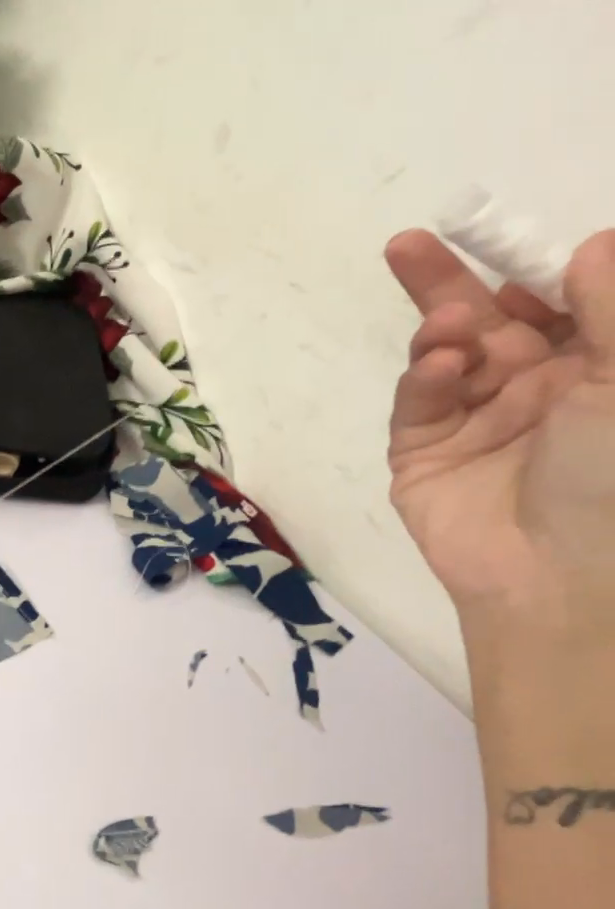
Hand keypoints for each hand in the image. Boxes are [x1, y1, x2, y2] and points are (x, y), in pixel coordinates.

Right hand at [384, 229, 614, 617]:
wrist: (567, 574)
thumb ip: (613, 314)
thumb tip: (586, 248)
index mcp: (600, 369)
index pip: (562, 304)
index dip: (537, 269)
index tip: (508, 239)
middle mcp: (540, 387)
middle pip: (490, 320)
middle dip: (451, 281)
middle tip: (410, 243)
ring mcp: (476, 419)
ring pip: (448, 357)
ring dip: (443, 333)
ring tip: (445, 325)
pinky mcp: (423, 451)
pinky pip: (420, 404)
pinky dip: (425, 381)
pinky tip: (440, 368)